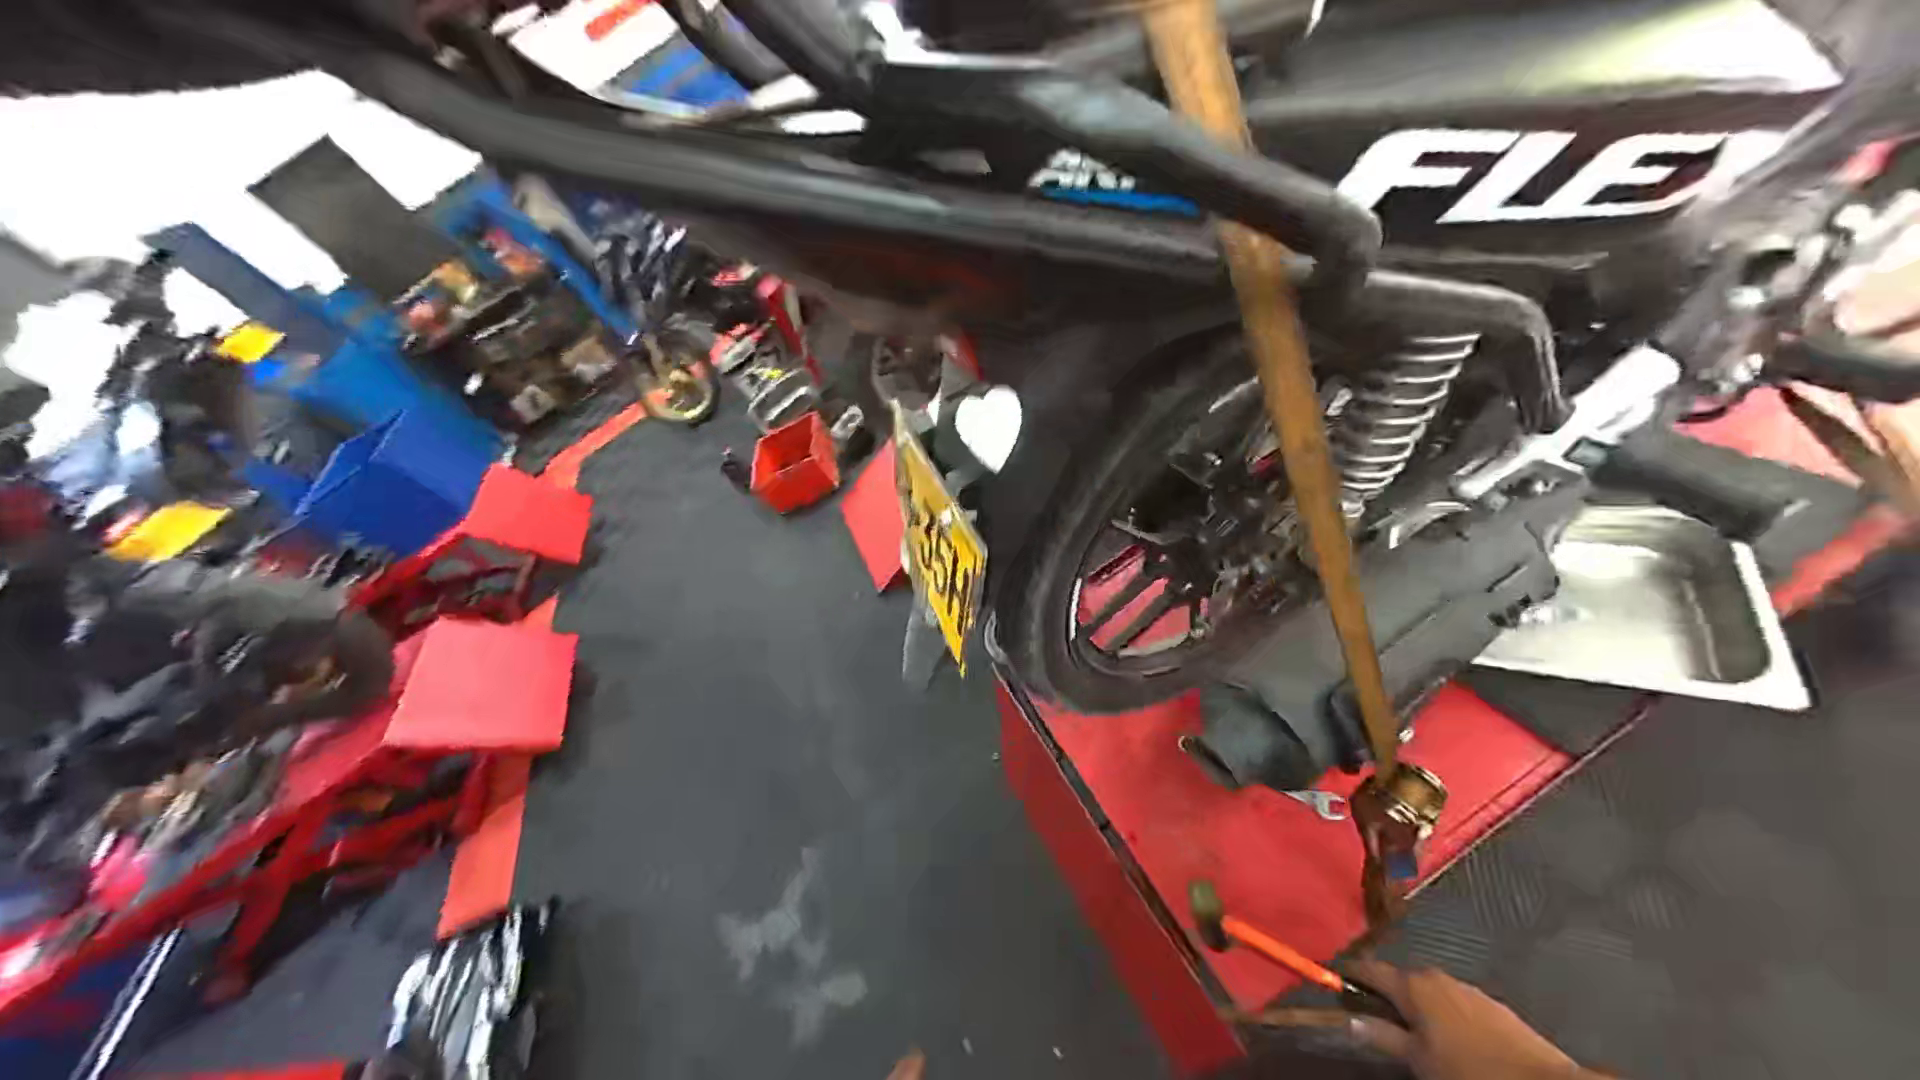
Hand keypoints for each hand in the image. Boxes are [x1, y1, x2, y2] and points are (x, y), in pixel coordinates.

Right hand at [1339, 959, 1591, 1079]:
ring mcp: (1469, 990)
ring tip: (1417, 1030)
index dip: (1351, 974)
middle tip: (1377, 1014)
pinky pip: (1458, 1004)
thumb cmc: (1472, 1074)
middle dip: (1388, 992)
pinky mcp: (1496, 1008)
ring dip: (1419, 1005)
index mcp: (1412, 985)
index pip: (1370, 969)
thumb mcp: (1421, 1061)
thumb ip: (1384, 1038)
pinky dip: (1446, 1015)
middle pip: (1401, 979)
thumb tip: (1349, 1019)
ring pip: (1431, 991)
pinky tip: (1455, 1040)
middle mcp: (1436, 977)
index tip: (1335, 979)